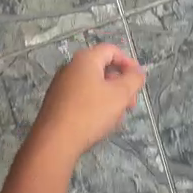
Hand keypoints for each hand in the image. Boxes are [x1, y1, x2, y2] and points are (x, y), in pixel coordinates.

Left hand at [29, 44, 145, 159]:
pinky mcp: (56, 102)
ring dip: (109, 97)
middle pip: (102, 68)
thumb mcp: (119, 95)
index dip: (128, 63)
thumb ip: (133, 80)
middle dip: (120, 85)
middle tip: (131, 104)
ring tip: (117, 118)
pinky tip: (99, 123)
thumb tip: (138, 71)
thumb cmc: (89, 113)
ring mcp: (61, 85)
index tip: (138, 80)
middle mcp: (71, 66)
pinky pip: (81, 96)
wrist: (54, 142)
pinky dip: (95, 104)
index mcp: (86, 59)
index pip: (111, 50)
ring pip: (93, 85)